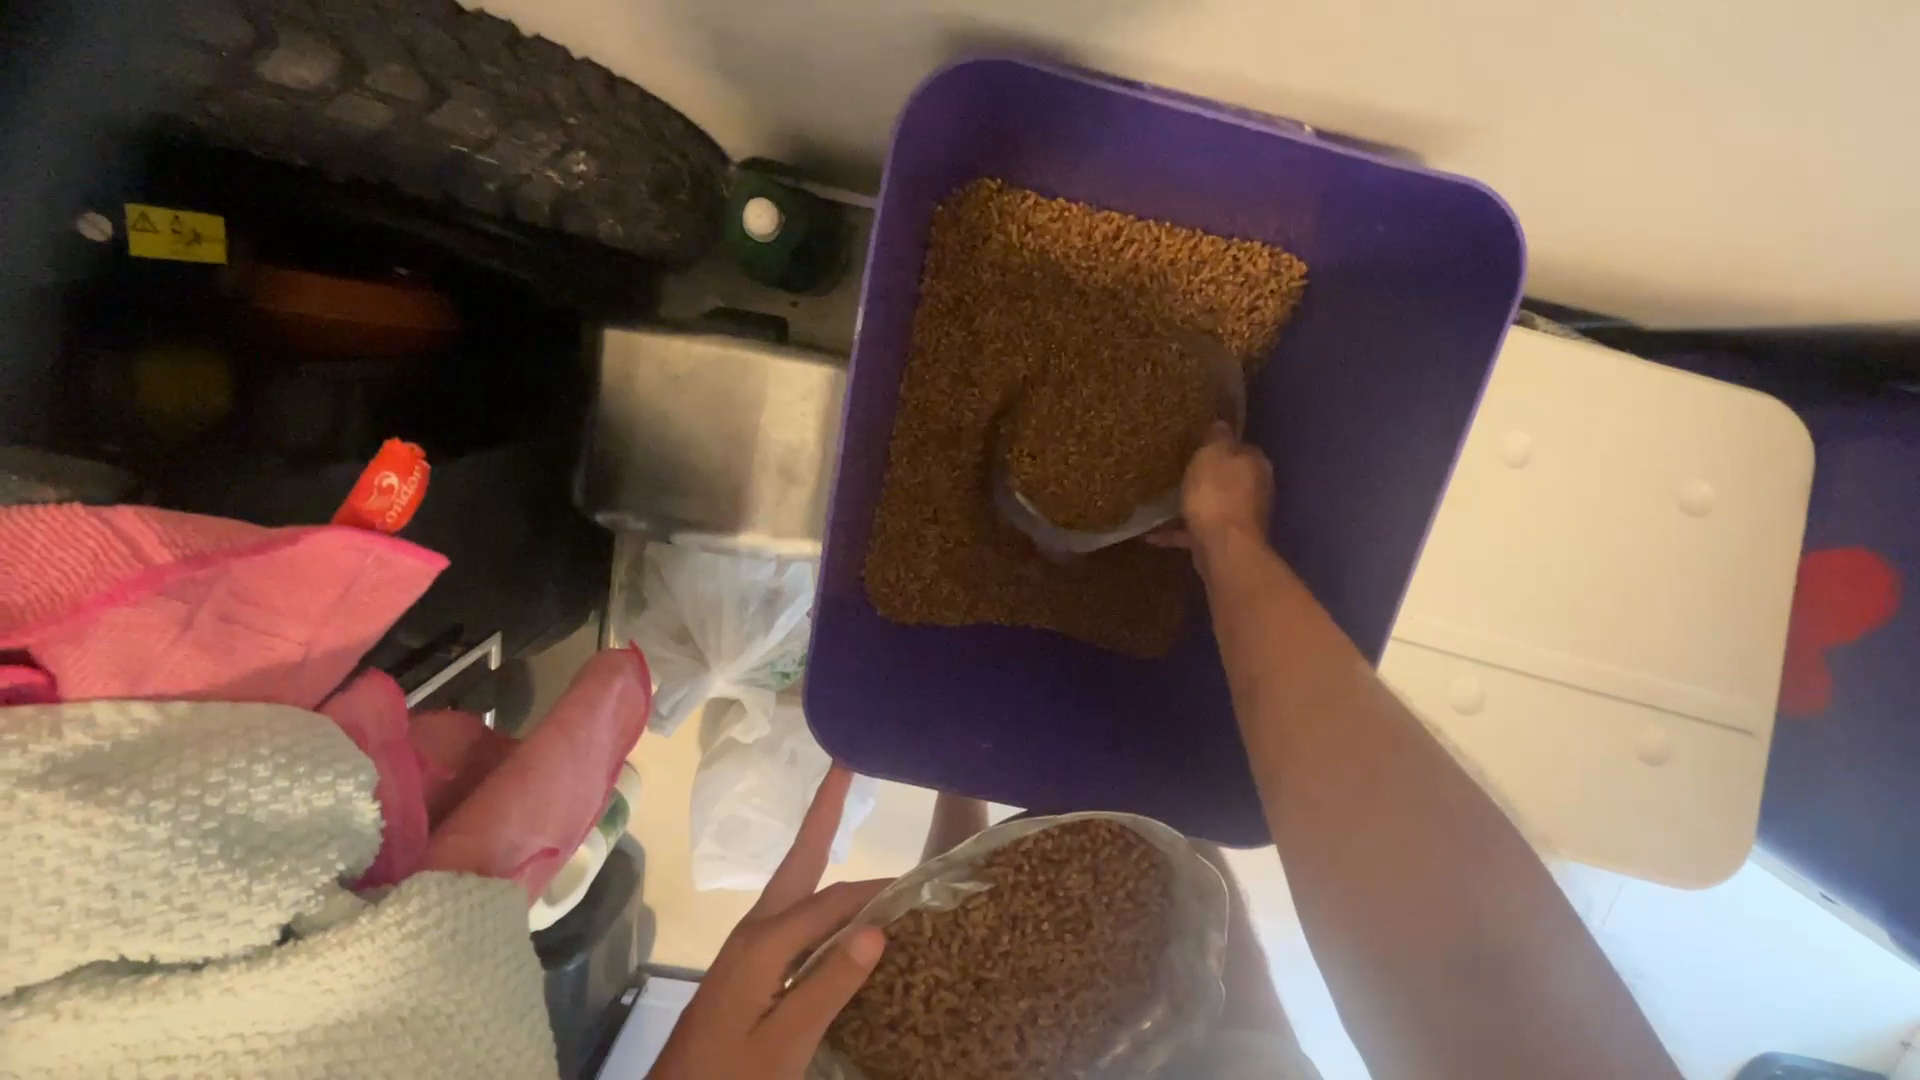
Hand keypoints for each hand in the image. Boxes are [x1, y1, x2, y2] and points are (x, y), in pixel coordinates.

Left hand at [648, 768, 890, 1078]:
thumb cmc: (731, 1076)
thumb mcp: (785, 1041)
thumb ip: (829, 984)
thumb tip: (877, 926)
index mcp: (767, 941)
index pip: (835, 900)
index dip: (875, 888)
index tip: (915, 881)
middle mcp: (756, 928)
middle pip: (800, 858)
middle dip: (822, 812)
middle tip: (843, 769)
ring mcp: (747, 943)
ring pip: (792, 879)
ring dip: (817, 843)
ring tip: (839, 814)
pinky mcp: (747, 961)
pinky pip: (790, 908)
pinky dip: (814, 886)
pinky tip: (829, 903)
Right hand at [1149, 423, 1272, 555]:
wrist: (1223, 546)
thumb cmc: (1217, 494)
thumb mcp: (1212, 455)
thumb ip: (1216, 438)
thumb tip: (1222, 424)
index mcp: (1255, 464)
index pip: (1240, 447)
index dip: (1219, 445)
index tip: (1195, 446)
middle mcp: (1255, 490)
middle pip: (1228, 478)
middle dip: (1205, 477)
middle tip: (1176, 472)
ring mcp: (1241, 518)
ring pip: (1213, 505)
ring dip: (1192, 505)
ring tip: (1162, 503)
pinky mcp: (1224, 541)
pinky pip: (1196, 531)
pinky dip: (1178, 532)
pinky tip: (1151, 536)